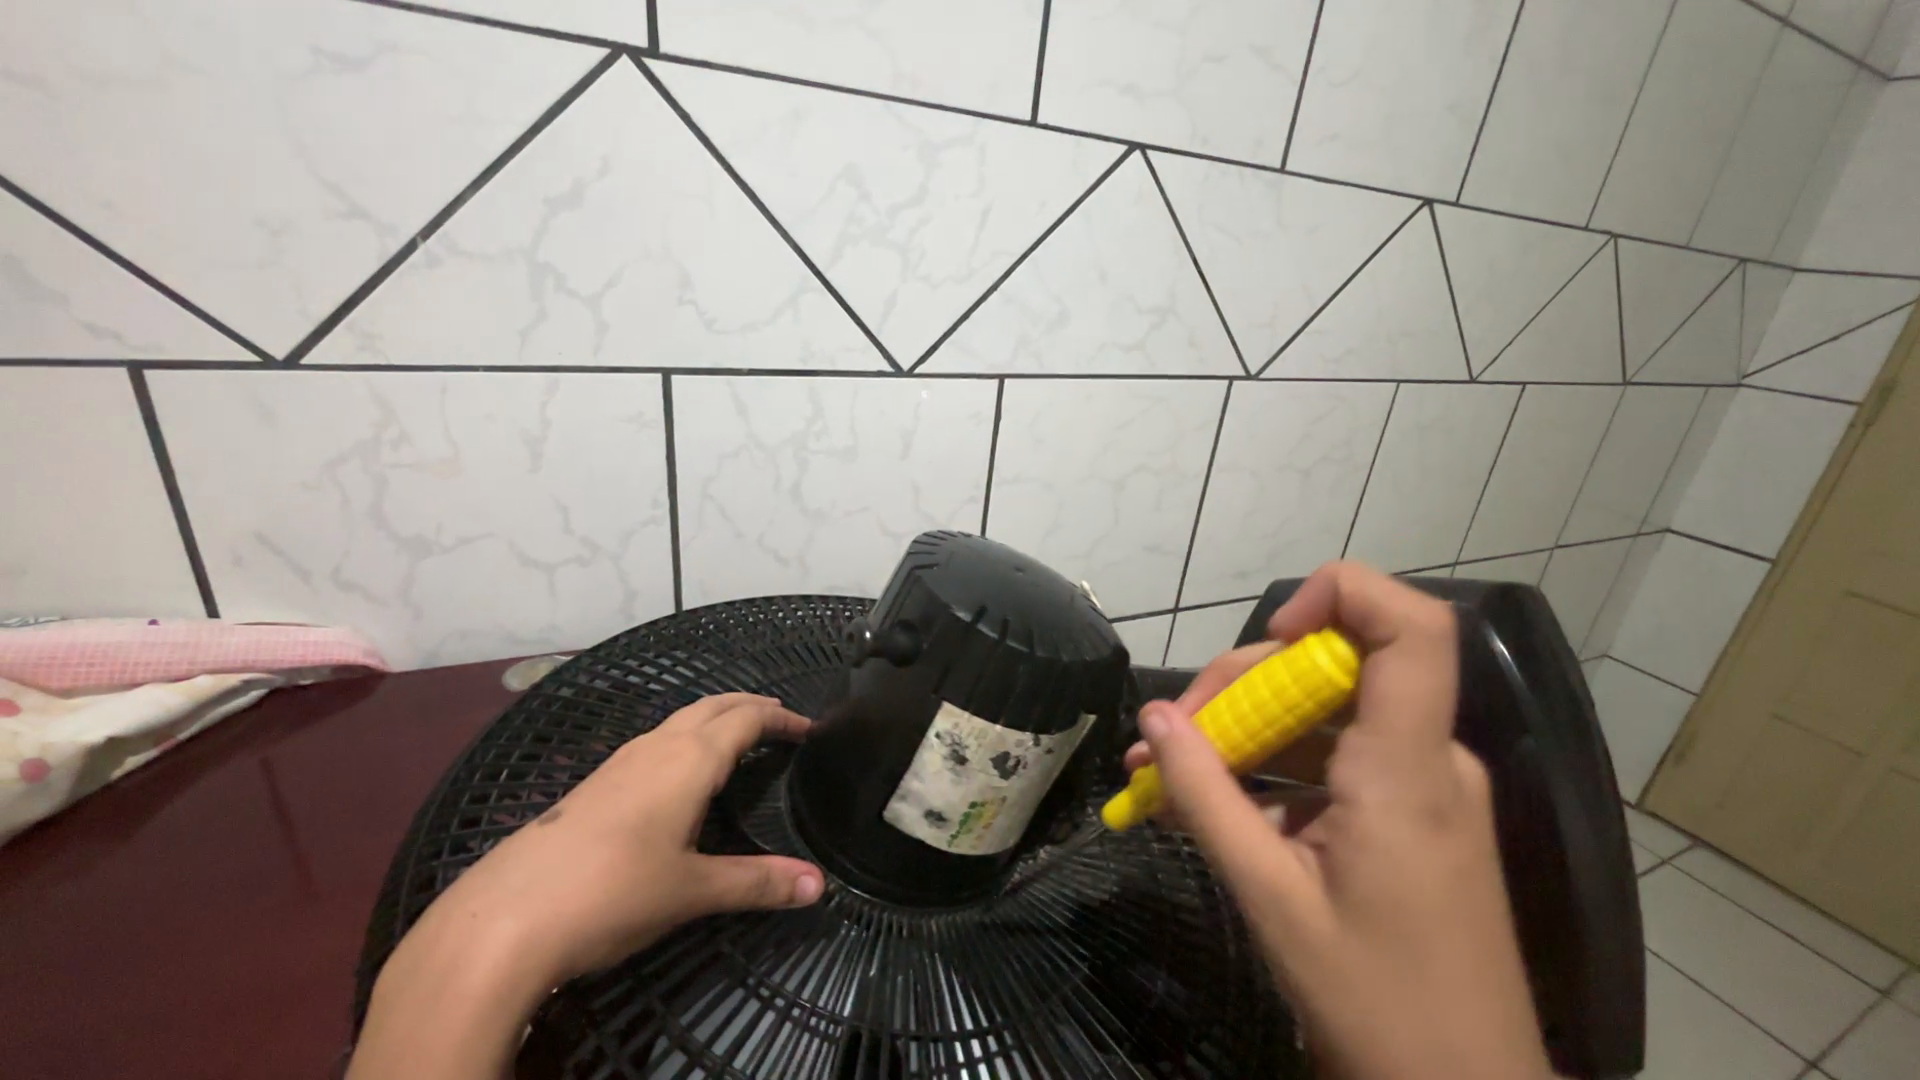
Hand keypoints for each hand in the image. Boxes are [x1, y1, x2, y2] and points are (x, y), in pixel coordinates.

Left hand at [349, 693, 824, 1079]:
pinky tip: (679, 776)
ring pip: (679, 722)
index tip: (810, 730)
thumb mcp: (694, 891)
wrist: (504, 918)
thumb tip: (820, 885)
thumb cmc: (614, 893)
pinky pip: (655, 743)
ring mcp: (619, 764)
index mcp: (689, 760)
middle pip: (711, 707)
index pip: (746, 719)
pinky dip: (686, 740)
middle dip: (749, 706)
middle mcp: (655, 748)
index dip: (781, 719)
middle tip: (781, 720)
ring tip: (740, 739)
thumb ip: (759, 883)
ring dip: (715, 719)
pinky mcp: (594, 786)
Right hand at [1128, 563, 1550, 1079]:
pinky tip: (1213, 803)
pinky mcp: (1411, 815)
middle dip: (1242, 686)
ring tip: (1166, 774)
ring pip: (1327, 715)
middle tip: (1168, 739)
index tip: (1269, 637)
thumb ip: (1206, 798)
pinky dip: (1273, 770)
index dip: (1341, 596)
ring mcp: (1422, 787)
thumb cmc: (1375, 1002)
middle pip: (1336, 668)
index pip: (1413, 629)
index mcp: (1406, 769)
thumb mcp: (1270, 897)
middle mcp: (1426, 759)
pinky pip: (1336, 761)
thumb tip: (1152, 720)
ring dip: (1245, 732)